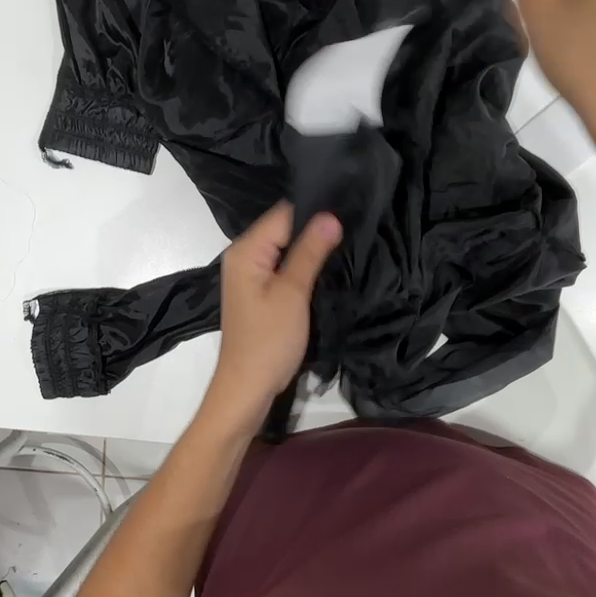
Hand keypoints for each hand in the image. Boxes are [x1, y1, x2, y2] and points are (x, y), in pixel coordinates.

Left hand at [205, 202, 341, 418]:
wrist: (248, 387)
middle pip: (282, 229)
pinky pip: (282, 267)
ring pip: (284, 248)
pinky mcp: (259, 292)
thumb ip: (310, 252)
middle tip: (352, 225)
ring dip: (309, 248)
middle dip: (314, 228)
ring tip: (345, 242)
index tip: (348, 209)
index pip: (282, 214)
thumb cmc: (269, 341)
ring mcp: (249, 275)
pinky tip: (324, 266)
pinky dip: (301, 266)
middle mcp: (243, 257)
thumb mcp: (293, 293)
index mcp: (245, 251)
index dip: (314, 210)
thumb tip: (331, 216)